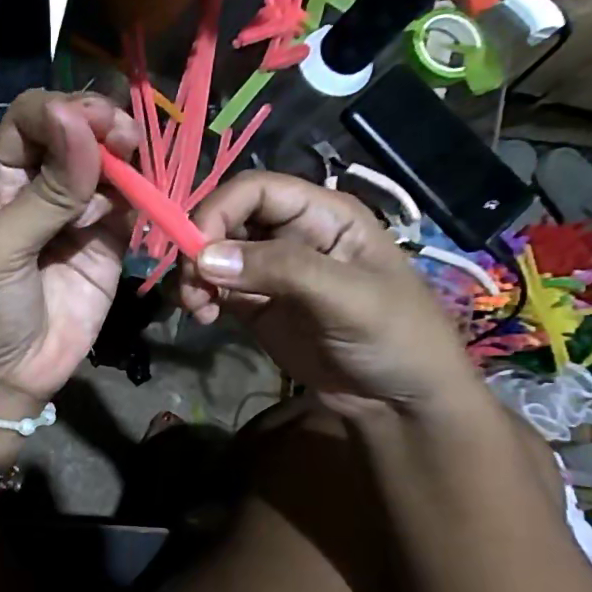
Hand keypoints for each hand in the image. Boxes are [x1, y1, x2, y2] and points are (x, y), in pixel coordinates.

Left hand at [0, 90, 142, 422]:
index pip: (31, 120)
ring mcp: (80, 214)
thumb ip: (46, 193)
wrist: (10, 376)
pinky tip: (149, 191)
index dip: (60, 111)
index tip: (90, 121)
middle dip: (101, 126)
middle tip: (125, 137)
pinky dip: (144, 194)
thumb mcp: (2, 248)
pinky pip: (132, 206)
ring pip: (109, 166)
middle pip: (76, 134)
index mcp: (4, 179)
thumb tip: (79, 123)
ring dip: (126, 157)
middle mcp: (44, 186)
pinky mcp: (111, 242)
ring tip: (139, 160)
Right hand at [177, 172, 482, 412]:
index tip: (194, 250)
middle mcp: (293, 234)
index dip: (219, 210)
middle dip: (200, 246)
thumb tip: (205, 257)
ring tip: (194, 308)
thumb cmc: (395, 336)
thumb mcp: (348, 298)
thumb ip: (281, 270)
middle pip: (228, 219)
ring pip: (215, 255)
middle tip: (190, 286)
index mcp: (323, 214)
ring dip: (195, 276)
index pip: (256, 190)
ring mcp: (272, 272)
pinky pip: (217, 290)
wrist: (401, 401)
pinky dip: (200, 298)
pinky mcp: (258, 306)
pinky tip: (203, 319)